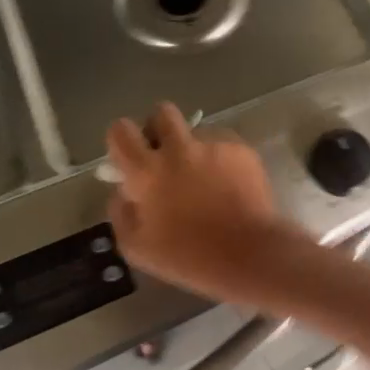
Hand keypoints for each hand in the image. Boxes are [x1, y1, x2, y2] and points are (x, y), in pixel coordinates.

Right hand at [106, 103, 303, 302]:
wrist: (249, 253)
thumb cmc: (189, 256)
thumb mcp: (136, 247)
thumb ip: (121, 212)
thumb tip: (123, 190)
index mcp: (148, 170)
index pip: (120, 130)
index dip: (122, 141)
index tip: (130, 159)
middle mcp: (179, 148)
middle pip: (162, 112)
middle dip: (159, 128)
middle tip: (165, 156)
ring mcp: (214, 146)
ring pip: (197, 132)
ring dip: (194, 149)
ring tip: (206, 181)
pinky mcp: (242, 150)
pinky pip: (223, 146)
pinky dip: (221, 160)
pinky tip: (229, 187)